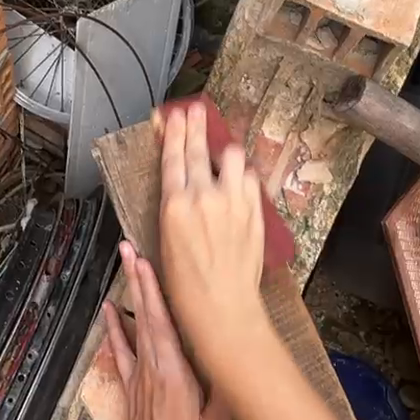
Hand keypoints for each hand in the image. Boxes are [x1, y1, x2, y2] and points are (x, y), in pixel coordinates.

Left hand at [101, 241, 231, 419]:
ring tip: (123, 264)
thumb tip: (231, 353)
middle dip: (138, 278)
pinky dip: (114, 328)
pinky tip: (108, 310)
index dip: (155, 289)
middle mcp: (152, 367)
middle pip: (146, 314)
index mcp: (175, 372)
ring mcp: (138, 376)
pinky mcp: (131, 388)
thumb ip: (223, 388)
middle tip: (128, 247)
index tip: (148, 260)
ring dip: (129, 293)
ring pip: (133, 326)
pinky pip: (120, 350)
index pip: (164, 321)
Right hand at [155, 101, 266, 375]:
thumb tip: (176, 189)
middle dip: (196, 125)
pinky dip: (244, 175)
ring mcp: (232, 201)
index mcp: (174, 205)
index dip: (175, 132)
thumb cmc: (185, 286)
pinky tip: (239, 178)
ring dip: (226, 152)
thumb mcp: (165, 241)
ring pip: (232, 156)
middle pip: (200, 148)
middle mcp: (203, 196)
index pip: (174, 156)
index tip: (175, 115)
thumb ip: (173, 207)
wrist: (223, 309)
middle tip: (195, 110)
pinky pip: (251, 178)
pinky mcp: (254, 211)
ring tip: (222, 153)